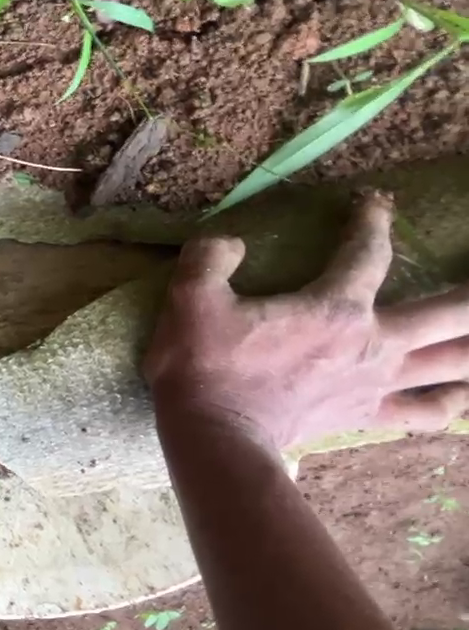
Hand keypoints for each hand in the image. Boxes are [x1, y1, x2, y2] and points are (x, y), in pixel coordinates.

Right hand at [143, 191, 468, 451]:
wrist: (214, 427)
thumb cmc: (201, 359)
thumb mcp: (188, 297)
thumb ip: (210, 259)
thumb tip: (231, 241)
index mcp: (333, 308)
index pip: (366, 255)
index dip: (371, 223)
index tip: (374, 202)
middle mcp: (373, 342)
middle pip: (452, 314)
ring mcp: (378, 382)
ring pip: (460, 363)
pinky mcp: (367, 413)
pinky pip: (431, 411)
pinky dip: (457, 401)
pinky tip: (466, 393)